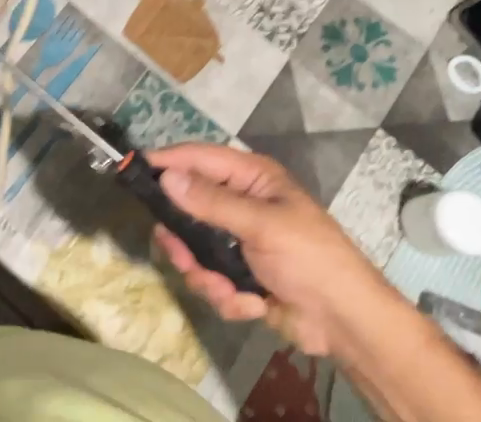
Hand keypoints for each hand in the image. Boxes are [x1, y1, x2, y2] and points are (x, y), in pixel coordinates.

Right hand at [148, 143, 390, 356]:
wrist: (345, 322)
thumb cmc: (310, 258)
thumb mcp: (261, 225)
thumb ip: (211, 202)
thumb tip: (166, 176)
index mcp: (252, 178)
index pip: (200, 158)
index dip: (169, 161)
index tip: (135, 168)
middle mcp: (242, 204)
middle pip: (189, 208)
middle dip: (185, 238)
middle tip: (177, 251)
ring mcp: (239, 241)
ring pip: (195, 250)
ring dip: (206, 274)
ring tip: (224, 289)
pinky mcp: (240, 276)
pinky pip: (211, 279)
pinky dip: (226, 296)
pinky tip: (251, 304)